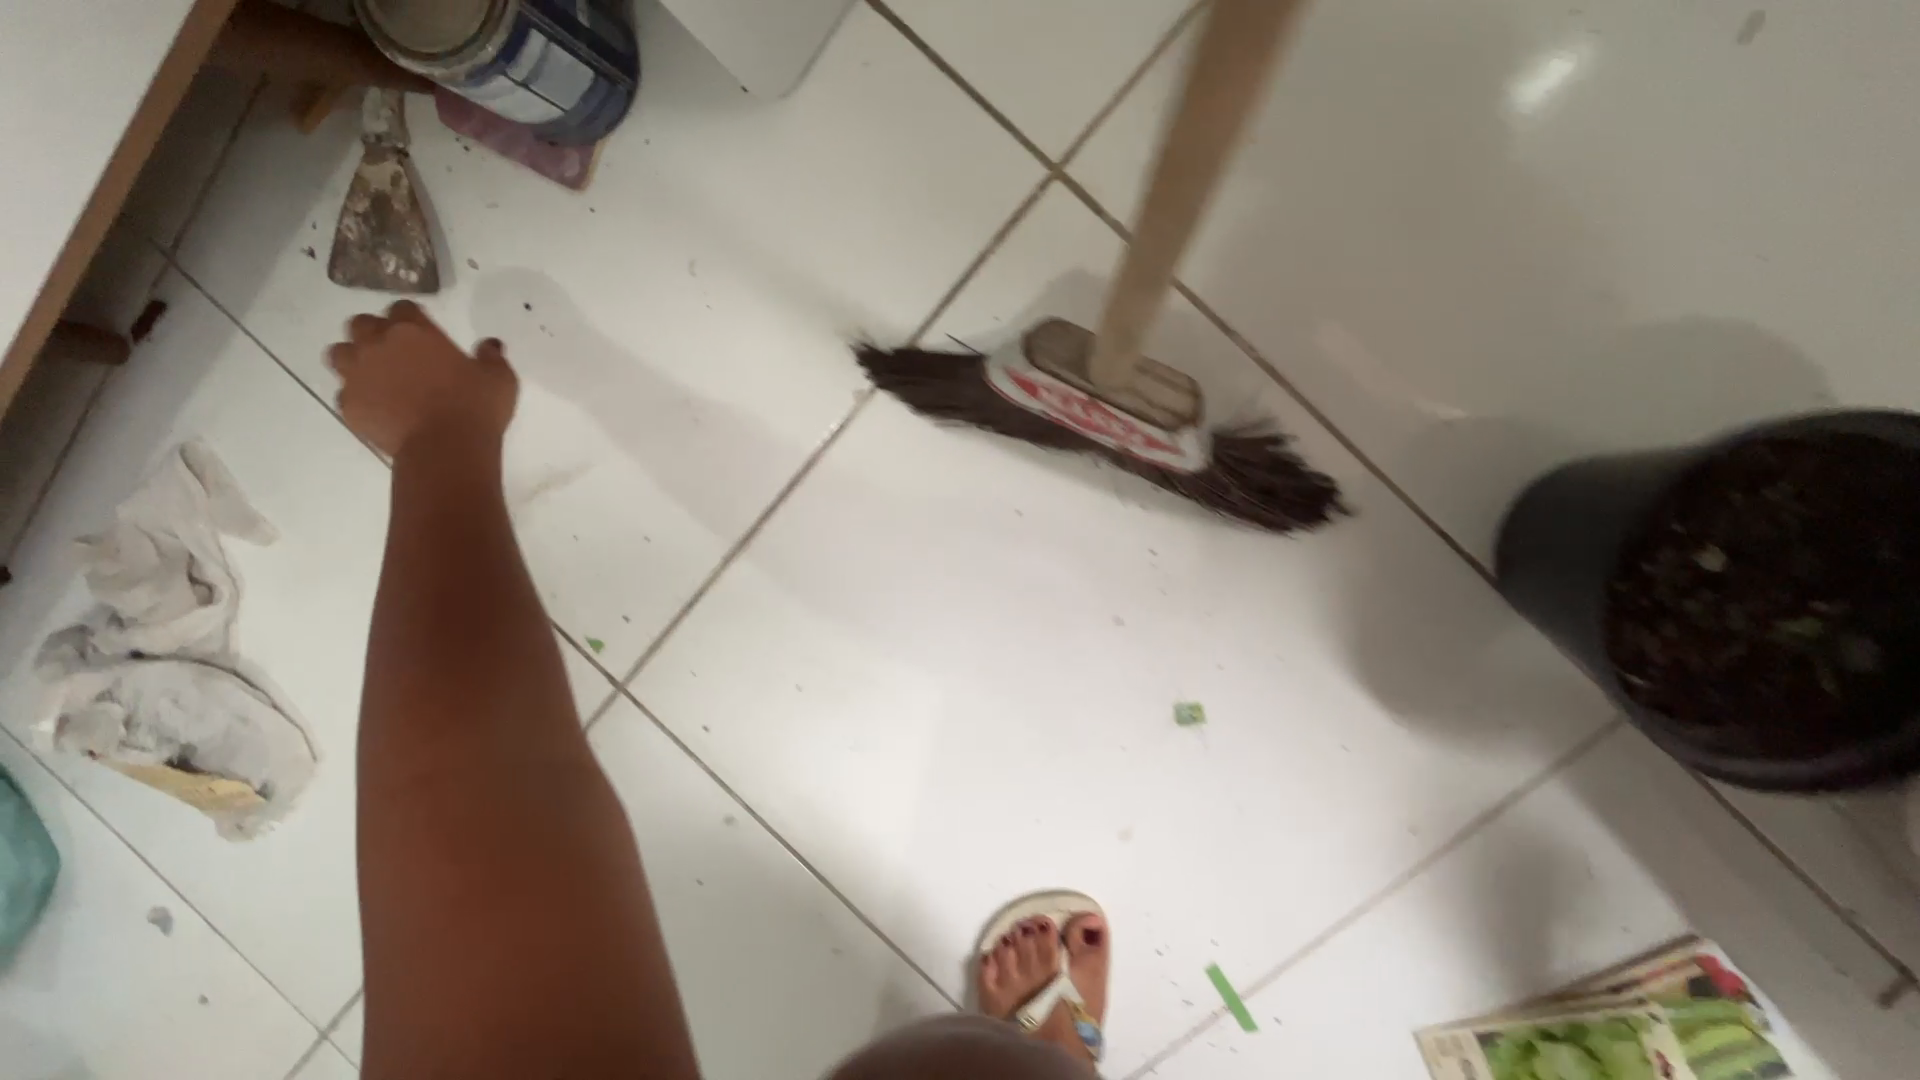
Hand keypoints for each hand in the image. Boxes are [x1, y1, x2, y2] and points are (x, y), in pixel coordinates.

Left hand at [326, 301, 517, 456]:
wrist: (444, 448)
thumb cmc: (475, 407)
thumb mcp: (500, 379)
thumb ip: (492, 357)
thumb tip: (490, 345)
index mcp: (413, 332)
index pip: (402, 308)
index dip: (412, 317)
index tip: (425, 331)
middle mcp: (377, 345)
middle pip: (361, 324)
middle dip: (376, 332)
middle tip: (397, 351)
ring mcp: (356, 374)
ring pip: (340, 353)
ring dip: (356, 358)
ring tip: (378, 375)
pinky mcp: (349, 404)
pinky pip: (345, 392)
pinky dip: (359, 395)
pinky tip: (380, 407)